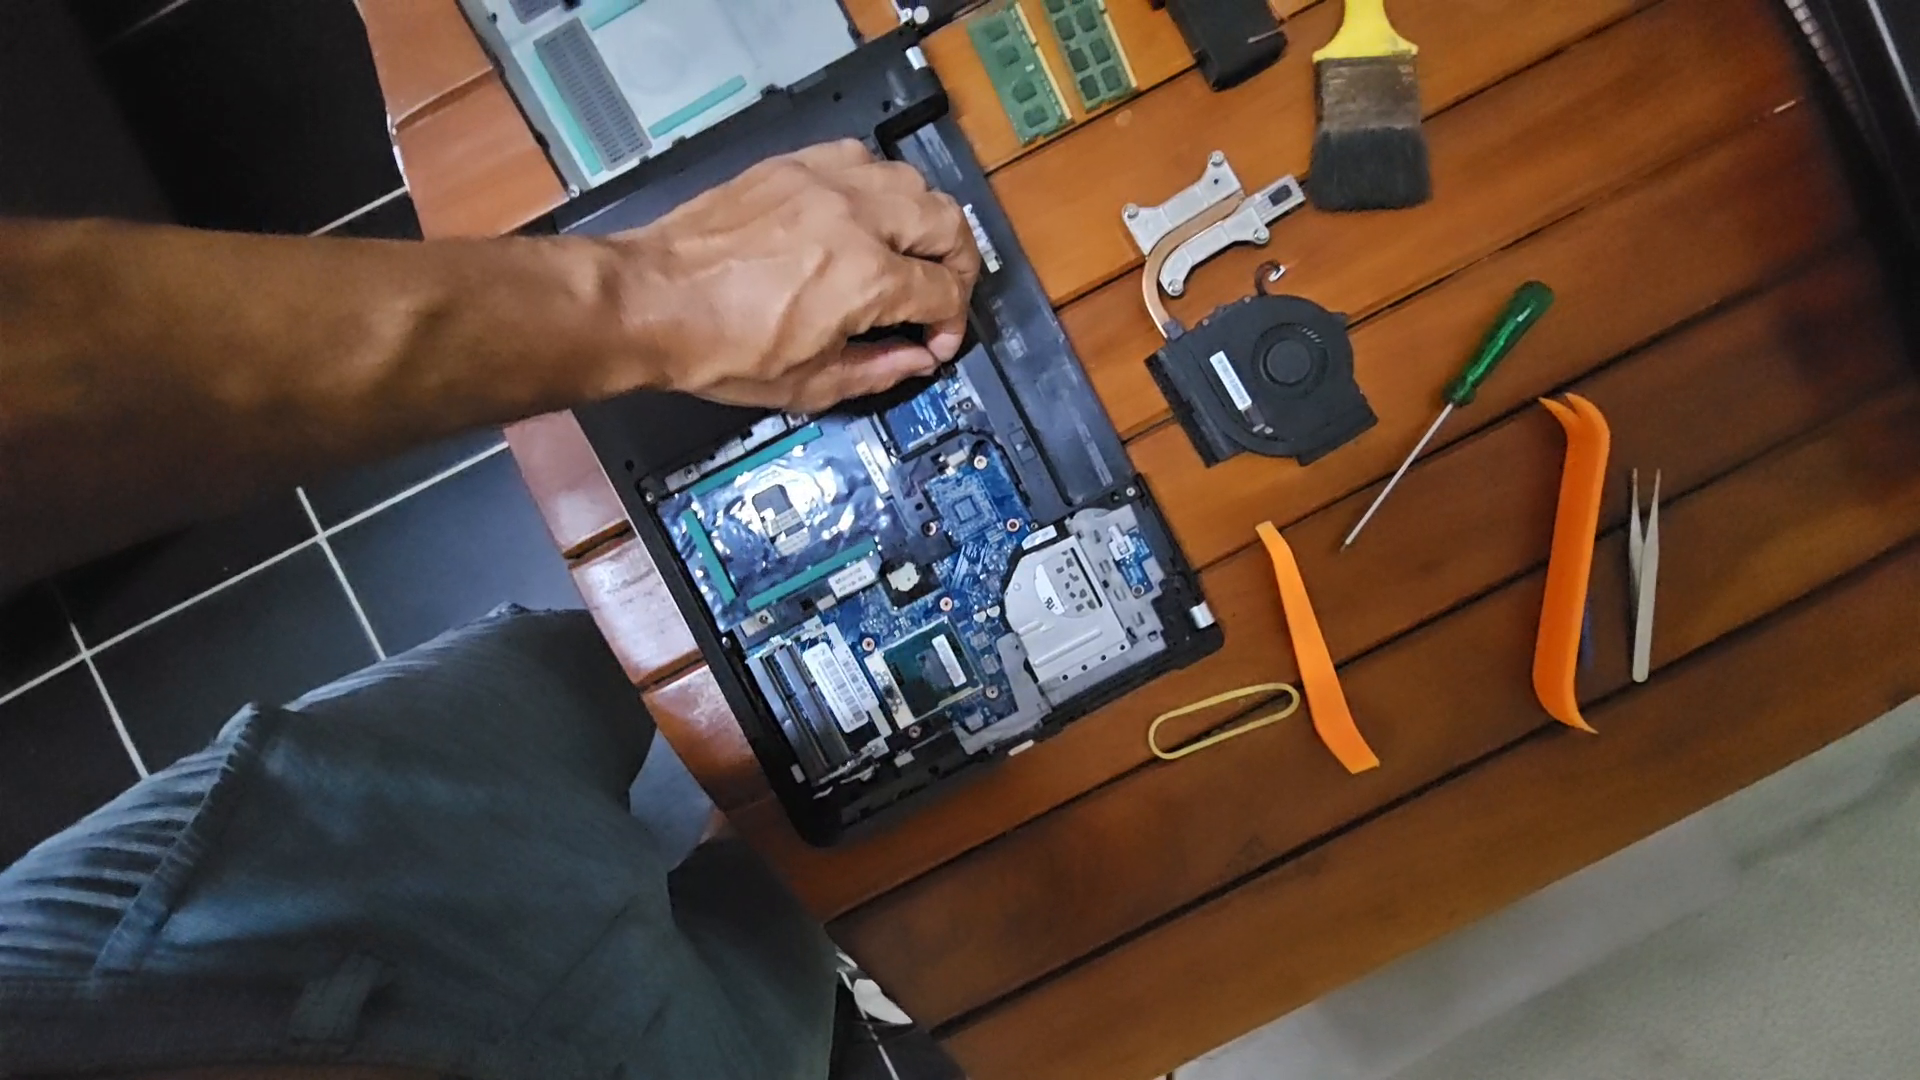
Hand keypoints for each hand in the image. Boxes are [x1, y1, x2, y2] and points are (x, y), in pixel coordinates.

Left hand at [613, 139, 981, 412]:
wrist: (651, 301)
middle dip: (961, 267)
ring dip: (928, 223)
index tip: (935, 344)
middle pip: (948, 224)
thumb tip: (921, 359)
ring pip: (915, 183)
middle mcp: (855, 218)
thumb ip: (881, 370)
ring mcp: (824, 182)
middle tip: (945, 296)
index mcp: (864, 278)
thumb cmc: (724, 352)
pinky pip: (865, 160)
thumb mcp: (811, 384)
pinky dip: (883, 190)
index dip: (952, 325)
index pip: (945, 291)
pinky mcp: (795, 166)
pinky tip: (869, 219)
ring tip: (914, 256)